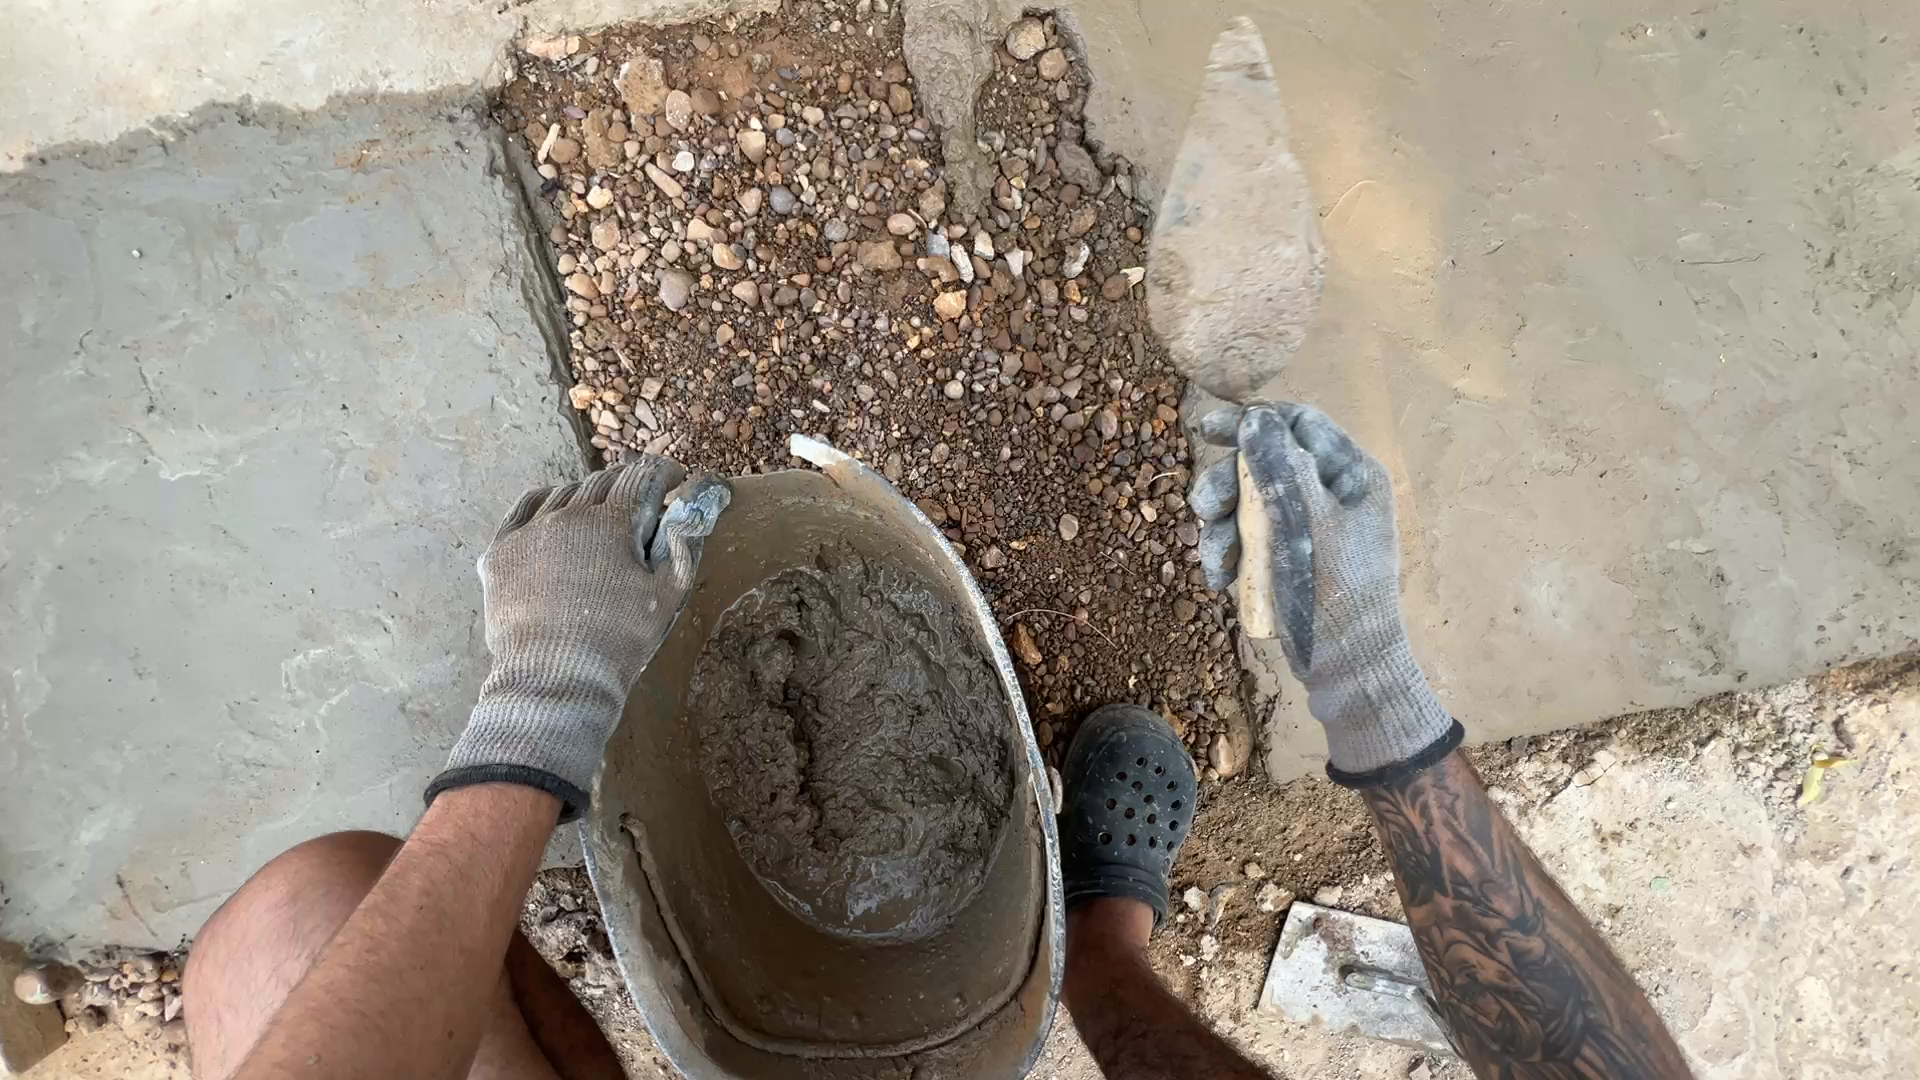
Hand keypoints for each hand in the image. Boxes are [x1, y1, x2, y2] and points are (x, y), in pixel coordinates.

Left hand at [427, 458, 730, 820]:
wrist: (555, 678)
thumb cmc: (621, 639)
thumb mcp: (669, 594)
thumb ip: (683, 544)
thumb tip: (694, 507)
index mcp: (611, 523)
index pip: (641, 477)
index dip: (664, 474)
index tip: (676, 479)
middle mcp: (567, 516)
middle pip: (603, 481)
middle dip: (629, 483)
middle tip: (645, 497)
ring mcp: (529, 532)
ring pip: (565, 493)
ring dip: (590, 495)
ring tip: (604, 510)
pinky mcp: (500, 552)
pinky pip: (524, 509)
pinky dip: (546, 502)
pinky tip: (558, 510)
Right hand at [1188, 404, 1457, 783]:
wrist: (1345, 663)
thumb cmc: (1335, 590)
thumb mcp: (1306, 521)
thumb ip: (1280, 466)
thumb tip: (1254, 418)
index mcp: (1349, 474)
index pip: (1298, 425)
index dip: (1252, 422)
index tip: (1206, 429)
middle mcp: (1327, 492)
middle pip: (1262, 464)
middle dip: (1226, 486)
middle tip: (1203, 508)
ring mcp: (1303, 526)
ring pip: (1245, 503)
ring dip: (1220, 527)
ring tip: (1214, 559)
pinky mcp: (1283, 556)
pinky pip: (1245, 538)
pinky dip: (1227, 555)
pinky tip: (1218, 579)